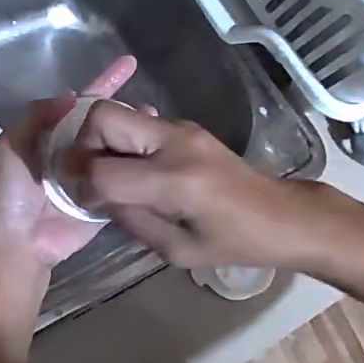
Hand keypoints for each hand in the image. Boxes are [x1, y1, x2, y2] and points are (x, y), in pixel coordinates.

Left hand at [0, 56, 138, 267]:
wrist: (21, 241)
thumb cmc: (13, 192)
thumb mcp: (12, 145)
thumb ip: (38, 115)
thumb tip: (75, 94)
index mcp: (51, 134)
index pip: (82, 102)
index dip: (104, 83)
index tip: (129, 64)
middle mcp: (74, 150)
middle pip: (106, 123)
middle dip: (126, 111)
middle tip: (150, 104)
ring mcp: (92, 174)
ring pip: (119, 148)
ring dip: (137, 134)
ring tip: (158, 122)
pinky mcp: (105, 198)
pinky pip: (125, 177)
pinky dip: (140, 165)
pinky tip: (156, 154)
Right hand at [74, 103, 329, 270]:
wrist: (283, 215)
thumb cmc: (236, 243)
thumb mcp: (178, 250)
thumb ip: (132, 220)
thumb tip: (95, 196)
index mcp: (176, 180)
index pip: (102, 170)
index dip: (80, 184)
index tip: (80, 199)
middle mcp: (175, 142)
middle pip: (103, 116)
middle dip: (82, 144)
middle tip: (86, 175)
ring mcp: (182, 128)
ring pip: (118, 112)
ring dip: (102, 140)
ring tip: (108, 173)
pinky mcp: (187, 126)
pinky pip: (138, 122)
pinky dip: (122, 140)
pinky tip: (133, 169)